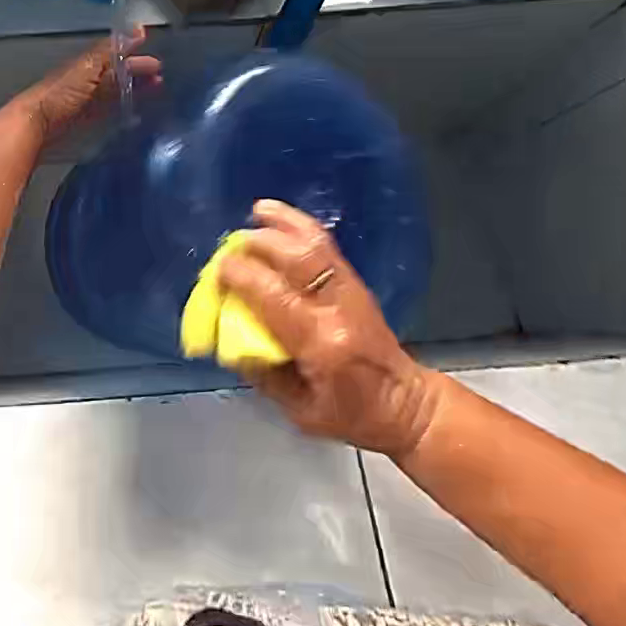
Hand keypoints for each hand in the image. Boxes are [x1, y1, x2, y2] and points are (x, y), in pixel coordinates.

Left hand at [7, 26, 160, 148]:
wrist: (36, 124)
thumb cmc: (62, 93)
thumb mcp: (89, 67)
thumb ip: (112, 51)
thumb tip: (138, 29)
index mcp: (89, 63)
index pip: (117, 53)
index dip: (135, 53)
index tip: (157, 57)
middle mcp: (89, 79)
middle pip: (118, 73)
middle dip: (139, 72)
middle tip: (161, 77)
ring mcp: (87, 100)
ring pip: (116, 92)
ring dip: (135, 90)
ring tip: (155, 92)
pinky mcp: (85, 121)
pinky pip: (109, 111)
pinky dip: (124, 110)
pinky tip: (137, 116)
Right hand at [219, 200, 444, 455]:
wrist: (406, 406)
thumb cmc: (351, 415)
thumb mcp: (300, 411)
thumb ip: (263, 374)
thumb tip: (228, 338)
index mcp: (322, 345)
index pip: (275, 298)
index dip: (243, 277)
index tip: (219, 269)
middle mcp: (337, 310)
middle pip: (297, 261)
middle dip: (260, 245)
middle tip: (232, 244)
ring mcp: (351, 291)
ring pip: (315, 246)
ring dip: (283, 224)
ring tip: (258, 210)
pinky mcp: (355, 283)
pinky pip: (325, 246)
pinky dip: (300, 226)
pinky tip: (280, 217)